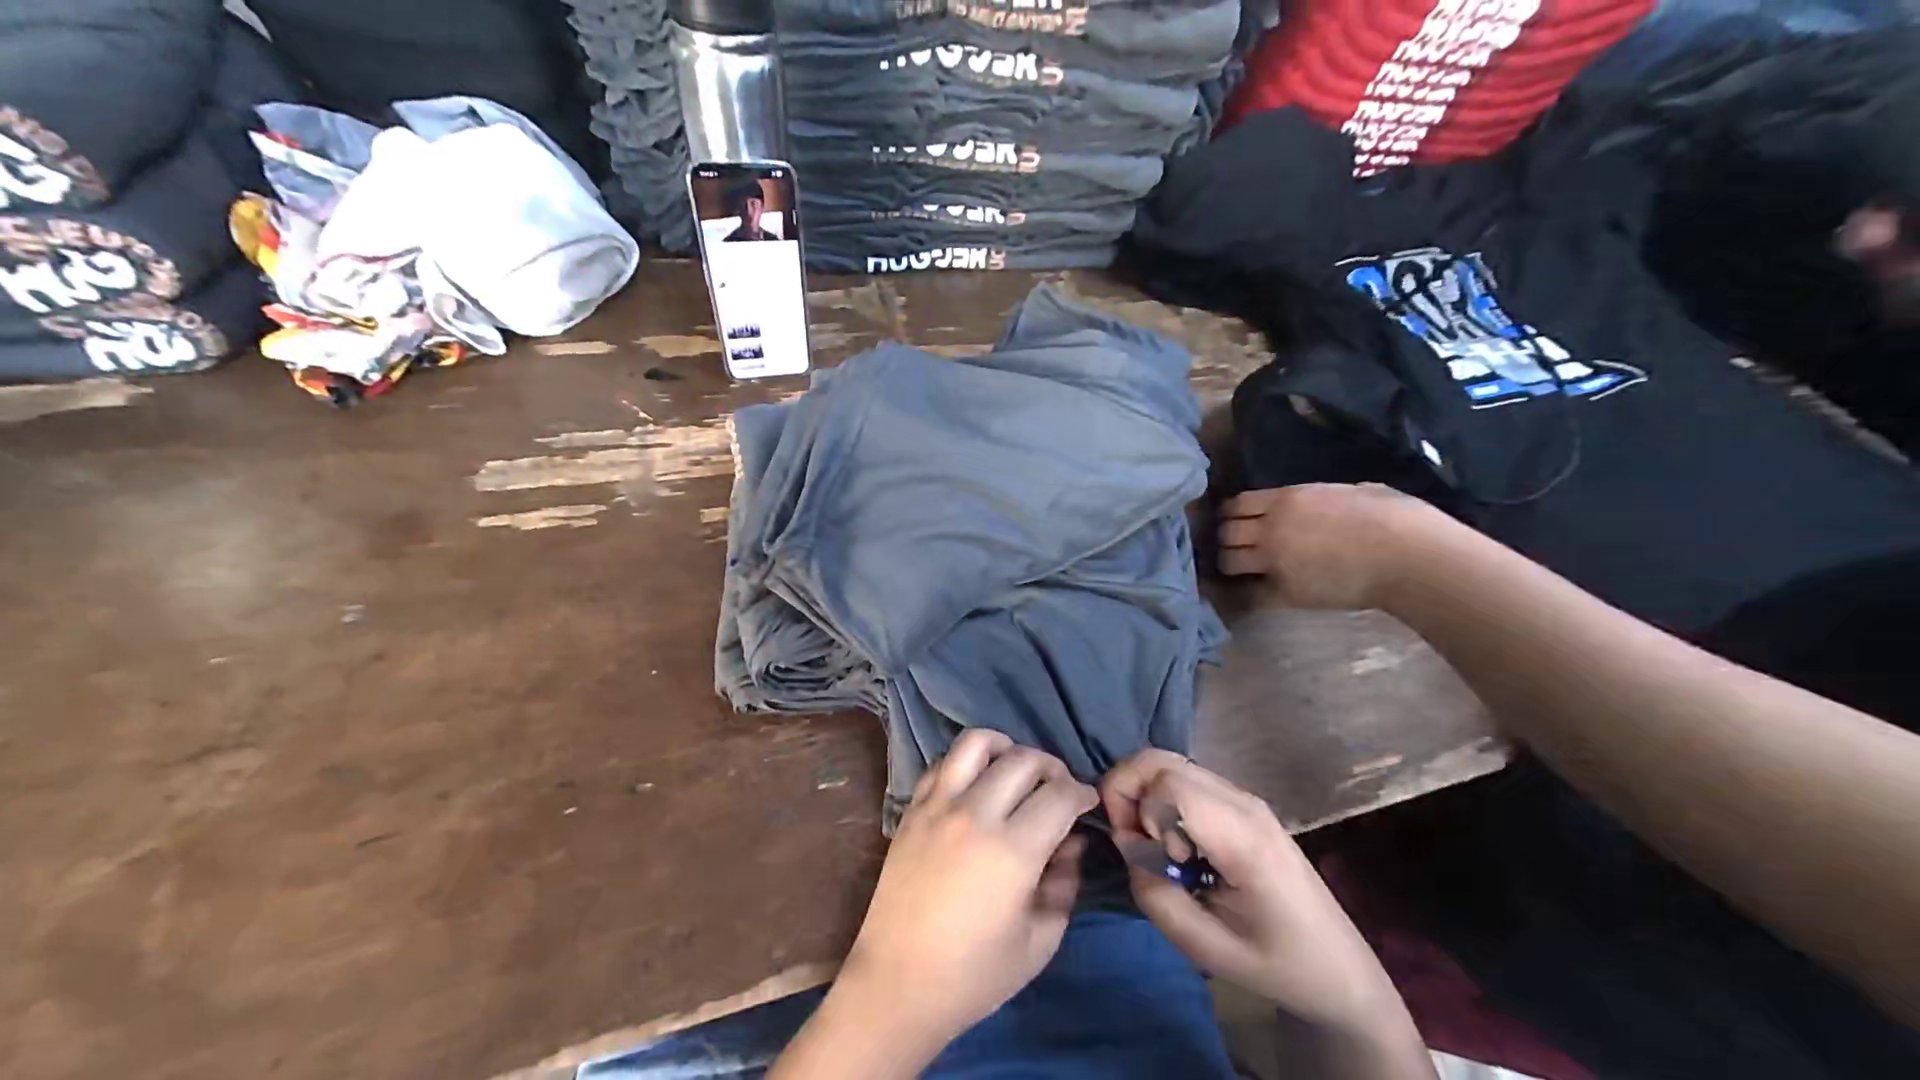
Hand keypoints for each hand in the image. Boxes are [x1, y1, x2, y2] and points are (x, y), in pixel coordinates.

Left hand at [837, 730, 1098, 1046]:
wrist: (898, 983)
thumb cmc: (975, 974)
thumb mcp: (1039, 941)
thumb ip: (1064, 884)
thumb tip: (1072, 842)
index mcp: (1013, 850)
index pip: (1059, 795)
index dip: (1082, 793)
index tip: (1087, 802)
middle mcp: (976, 814)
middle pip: (1024, 760)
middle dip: (1052, 768)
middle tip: (1058, 789)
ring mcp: (938, 806)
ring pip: (977, 743)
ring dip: (1006, 748)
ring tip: (1015, 770)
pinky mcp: (912, 809)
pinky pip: (943, 762)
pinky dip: (967, 762)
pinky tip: (976, 784)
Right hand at [1100, 750, 1413, 1038]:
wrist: (1338, 967)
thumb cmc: (1274, 964)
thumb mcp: (1204, 947)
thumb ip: (1153, 891)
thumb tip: (1126, 841)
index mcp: (1243, 839)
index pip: (1169, 786)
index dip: (1139, 811)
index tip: (1146, 855)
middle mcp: (1243, 803)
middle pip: (1160, 760)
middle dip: (1126, 790)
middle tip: (1130, 837)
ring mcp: (1243, 797)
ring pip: (1167, 762)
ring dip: (1141, 793)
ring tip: (1151, 841)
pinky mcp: (1239, 801)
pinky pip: (1182, 777)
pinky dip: (1158, 797)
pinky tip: (1172, 840)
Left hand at [1218, 483, 1450, 609]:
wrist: (1411, 558)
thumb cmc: (1395, 516)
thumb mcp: (1353, 491)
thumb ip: (1321, 498)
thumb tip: (1319, 503)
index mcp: (1287, 499)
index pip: (1236, 504)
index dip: (1233, 513)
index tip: (1238, 520)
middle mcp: (1271, 527)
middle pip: (1225, 533)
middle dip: (1229, 539)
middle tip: (1240, 546)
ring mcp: (1274, 561)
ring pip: (1229, 562)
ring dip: (1234, 564)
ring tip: (1245, 568)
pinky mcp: (1285, 592)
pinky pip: (1253, 593)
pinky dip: (1253, 593)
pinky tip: (1261, 592)